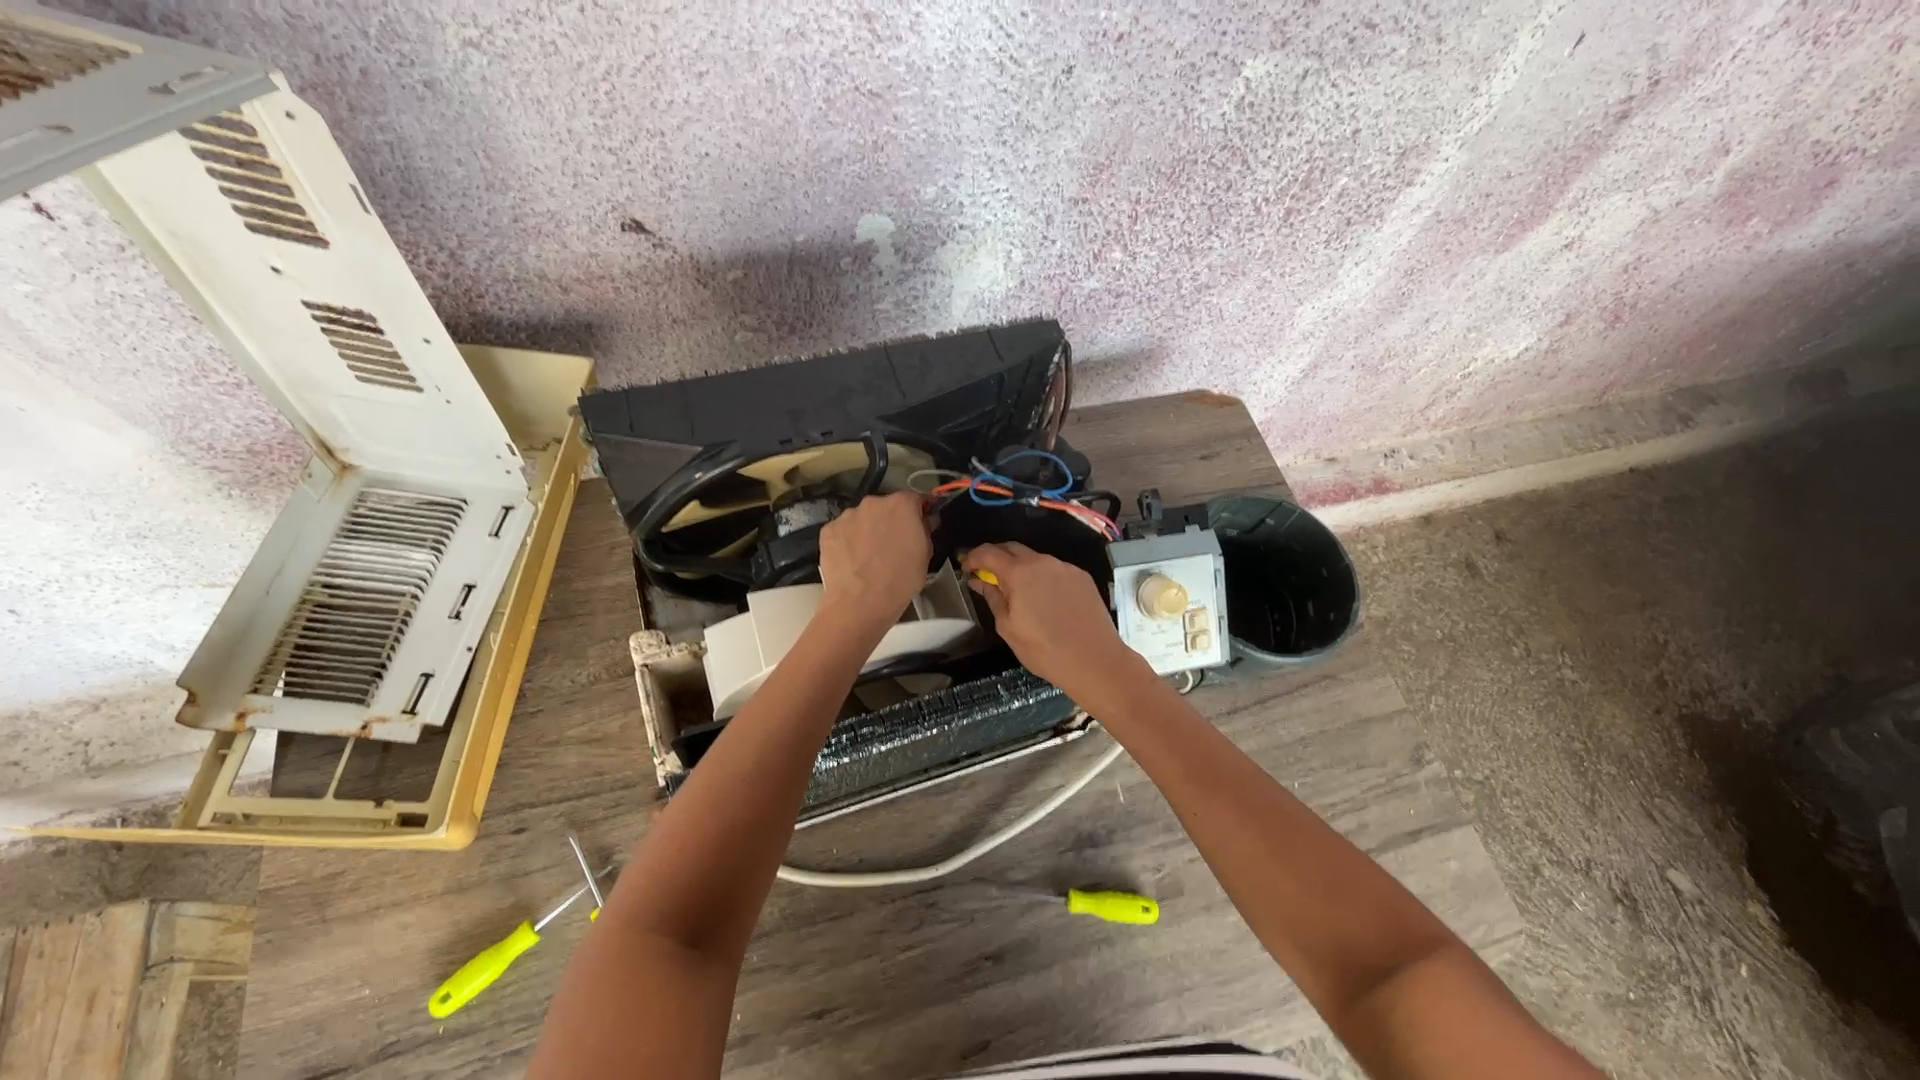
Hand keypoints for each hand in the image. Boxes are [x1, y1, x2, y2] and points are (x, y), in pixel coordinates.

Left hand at [818, 492, 931, 626]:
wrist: (860, 603)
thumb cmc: (900, 581)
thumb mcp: (926, 556)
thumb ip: (925, 531)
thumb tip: (923, 522)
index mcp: (901, 504)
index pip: (914, 500)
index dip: (917, 514)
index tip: (917, 528)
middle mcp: (873, 502)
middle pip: (885, 507)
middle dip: (889, 521)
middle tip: (892, 546)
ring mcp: (847, 515)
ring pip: (862, 518)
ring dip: (866, 530)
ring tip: (868, 557)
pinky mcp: (828, 530)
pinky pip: (842, 532)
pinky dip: (847, 542)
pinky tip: (851, 561)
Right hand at [961, 542, 1147, 699]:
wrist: (1094, 660)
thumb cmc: (1044, 650)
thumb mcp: (1008, 628)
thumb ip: (993, 598)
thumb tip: (980, 581)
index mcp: (1019, 573)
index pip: (988, 552)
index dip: (973, 557)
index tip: (966, 567)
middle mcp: (1043, 562)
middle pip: (1012, 548)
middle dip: (996, 557)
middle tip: (987, 575)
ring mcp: (1065, 568)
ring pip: (1036, 558)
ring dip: (1021, 568)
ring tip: (1017, 590)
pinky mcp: (1082, 577)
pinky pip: (1055, 569)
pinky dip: (1042, 576)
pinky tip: (1044, 598)